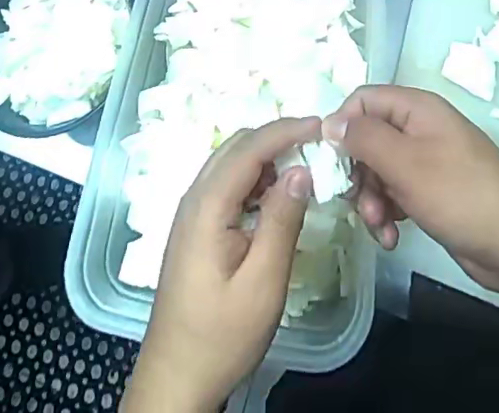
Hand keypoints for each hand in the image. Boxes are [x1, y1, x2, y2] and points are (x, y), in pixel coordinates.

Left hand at [124, 117, 320, 411]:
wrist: (176, 373)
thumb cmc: (221, 333)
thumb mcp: (262, 282)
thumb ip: (282, 220)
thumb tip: (300, 169)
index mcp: (207, 204)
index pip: (249, 148)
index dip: (285, 130)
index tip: (322, 126)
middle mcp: (195, 196)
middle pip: (237, 147)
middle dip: (277, 137)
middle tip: (319, 144)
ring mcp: (192, 210)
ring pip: (231, 162)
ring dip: (266, 156)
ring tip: (305, 166)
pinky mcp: (196, 225)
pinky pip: (228, 184)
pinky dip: (255, 178)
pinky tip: (278, 195)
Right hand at [326, 85, 498, 295]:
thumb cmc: (460, 195)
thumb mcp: (404, 163)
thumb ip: (362, 138)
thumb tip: (329, 123)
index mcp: (416, 108)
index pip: (363, 100)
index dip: (342, 126)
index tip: (331, 161)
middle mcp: (420, 128)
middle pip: (367, 138)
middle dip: (357, 173)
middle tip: (357, 202)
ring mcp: (427, 161)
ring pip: (378, 170)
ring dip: (371, 199)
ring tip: (380, 226)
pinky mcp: (432, 192)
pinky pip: (395, 193)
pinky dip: (388, 213)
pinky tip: (392, 237)